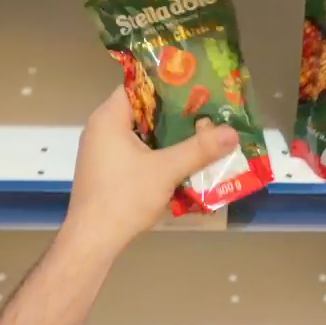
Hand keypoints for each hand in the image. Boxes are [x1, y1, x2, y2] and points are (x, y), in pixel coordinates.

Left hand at [60, 86, 238, 258]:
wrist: (92, 241)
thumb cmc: (123, 197)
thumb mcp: (166, 170)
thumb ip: (199, 149)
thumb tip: (232, 132)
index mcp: (108, 118)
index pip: (138, 85)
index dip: (167, 83)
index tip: (196, 86)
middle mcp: (101, 129)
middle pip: (142, 110)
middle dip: (175, 113)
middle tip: (207, 111)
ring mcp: (102, 152)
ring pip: (141, 134)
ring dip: (168, 136)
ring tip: (202, 134)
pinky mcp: (106, 171)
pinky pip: (135, 153)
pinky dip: (157, 154)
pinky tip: (182, 162)